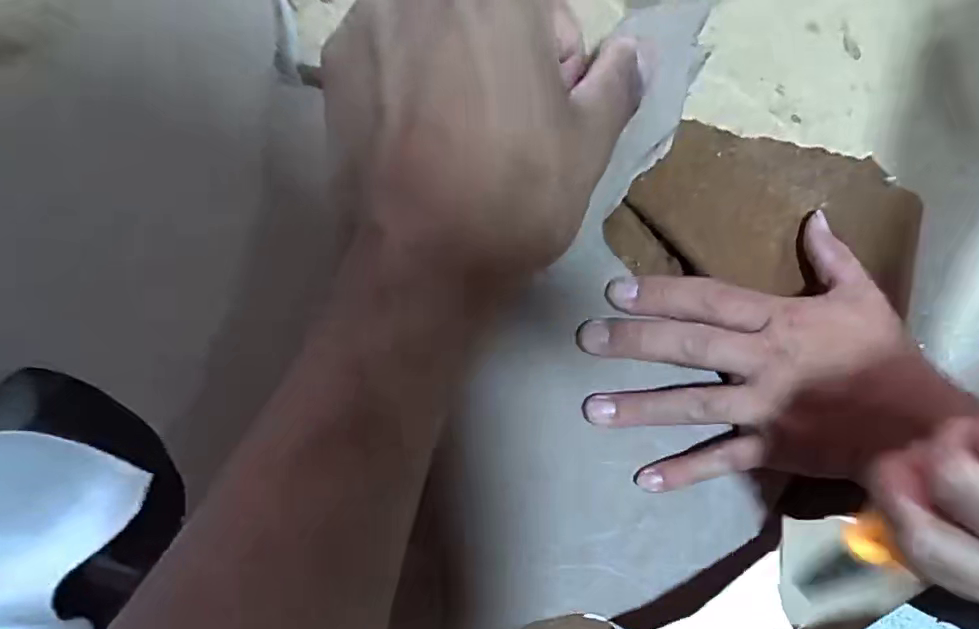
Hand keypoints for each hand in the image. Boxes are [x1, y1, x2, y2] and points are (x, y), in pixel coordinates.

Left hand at [322, 0, 643, 285]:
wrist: (426, 254)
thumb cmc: (520, 195)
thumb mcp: (589, 146)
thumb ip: (617, 85)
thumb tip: (638, 49)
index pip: (552, 11)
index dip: (563, 64)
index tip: (557, 111)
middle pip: (491, 13)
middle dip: (511, 59)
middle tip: (517, 129)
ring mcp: (373, 14)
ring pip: (441, 31)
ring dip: (462, 68)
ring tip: (468, 140)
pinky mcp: (340, 56)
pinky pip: (395, 54)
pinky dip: (415, 85)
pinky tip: (427, 142)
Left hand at [575, 211, 978, 490]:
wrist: (912, 425)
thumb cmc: (888, 359)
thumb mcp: (866, 298)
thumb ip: (834, 258)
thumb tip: (815, 215)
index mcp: (782, 321)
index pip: (711, 300)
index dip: (662, 293)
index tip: (615, 291)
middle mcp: (764, 363)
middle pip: (690, 347)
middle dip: (635, 342)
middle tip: (584, 340)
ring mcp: (764, 410)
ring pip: (694, 406)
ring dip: (642, 408)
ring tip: (593, 410)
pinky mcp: (770, 450)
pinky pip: (722, 461)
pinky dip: (684, 473)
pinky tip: (645, 480)